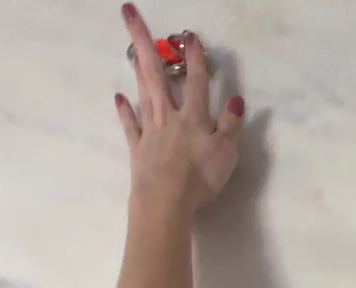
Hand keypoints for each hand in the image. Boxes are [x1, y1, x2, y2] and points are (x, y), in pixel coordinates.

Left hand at [116, 5, 244, 216]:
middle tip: (128, 12)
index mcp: (194, 117)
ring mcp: (150, 132)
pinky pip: (130, 126)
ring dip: (137, 68)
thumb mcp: (226, 153)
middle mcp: (169, 116)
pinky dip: (125, 111)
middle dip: (145, 42)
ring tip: (130, 47)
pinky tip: (119, 97)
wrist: (166, 201)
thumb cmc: (199, 178)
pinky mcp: (138, 150)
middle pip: (156, 74)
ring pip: (143, 93)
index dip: (195, 58)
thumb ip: (231, 125)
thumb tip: (237, 100)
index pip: (196, 81)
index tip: (189, 36)